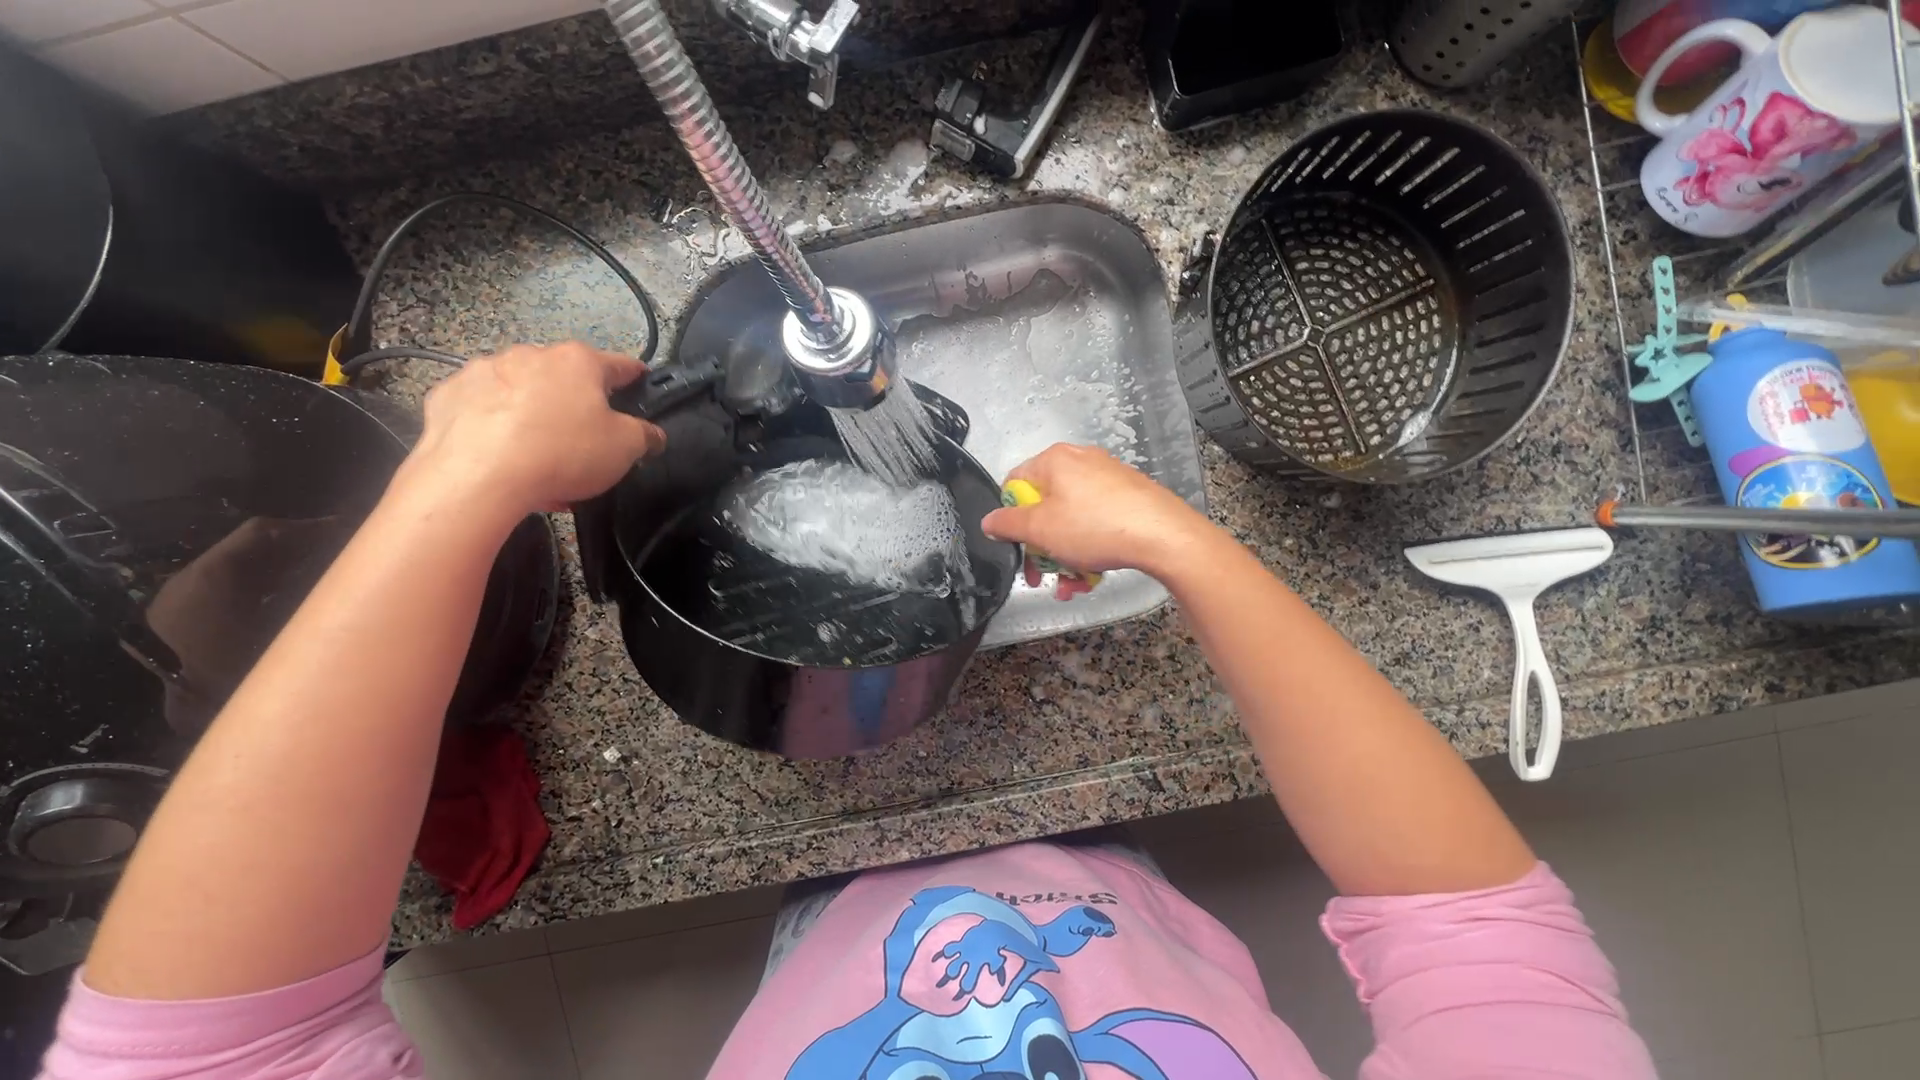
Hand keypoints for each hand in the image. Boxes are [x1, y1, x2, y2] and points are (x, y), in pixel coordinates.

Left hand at [400, 342, 665, 515]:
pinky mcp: (447, 396)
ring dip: (534, 416)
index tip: (640, 386)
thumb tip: (652, 434)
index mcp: (578, 361)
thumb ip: (646, 436)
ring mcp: (482, 372)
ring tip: (539, 460)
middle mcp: (529, 355)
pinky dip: (494, 429)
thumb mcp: (625, 449)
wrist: (476, 477)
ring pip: (521, 393)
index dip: (635, 377)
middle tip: (584, 442)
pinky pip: (482, 411)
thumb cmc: (561, 452)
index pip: (620, 364)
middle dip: (576, 404)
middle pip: (565, 379)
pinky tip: (501, 459)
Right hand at [980, 444, 1213, 579]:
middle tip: (1042, 577)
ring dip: (1065, 556)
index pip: (1014, 484)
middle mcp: (1080, 461)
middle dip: (1041, 547)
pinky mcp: (1129, 497)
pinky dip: (1089, 549)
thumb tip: (989, 521)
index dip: (1010, 518)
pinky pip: (1096, 523)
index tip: (1017, 547)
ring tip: (1072, 586)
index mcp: (1054, 460)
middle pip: (1044, 506)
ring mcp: (1108, 478)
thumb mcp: (1039, 529)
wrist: (1163, 535)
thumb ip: (1007, 524)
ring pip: (1071, 520)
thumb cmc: (1094, 527)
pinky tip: (1093, 576)